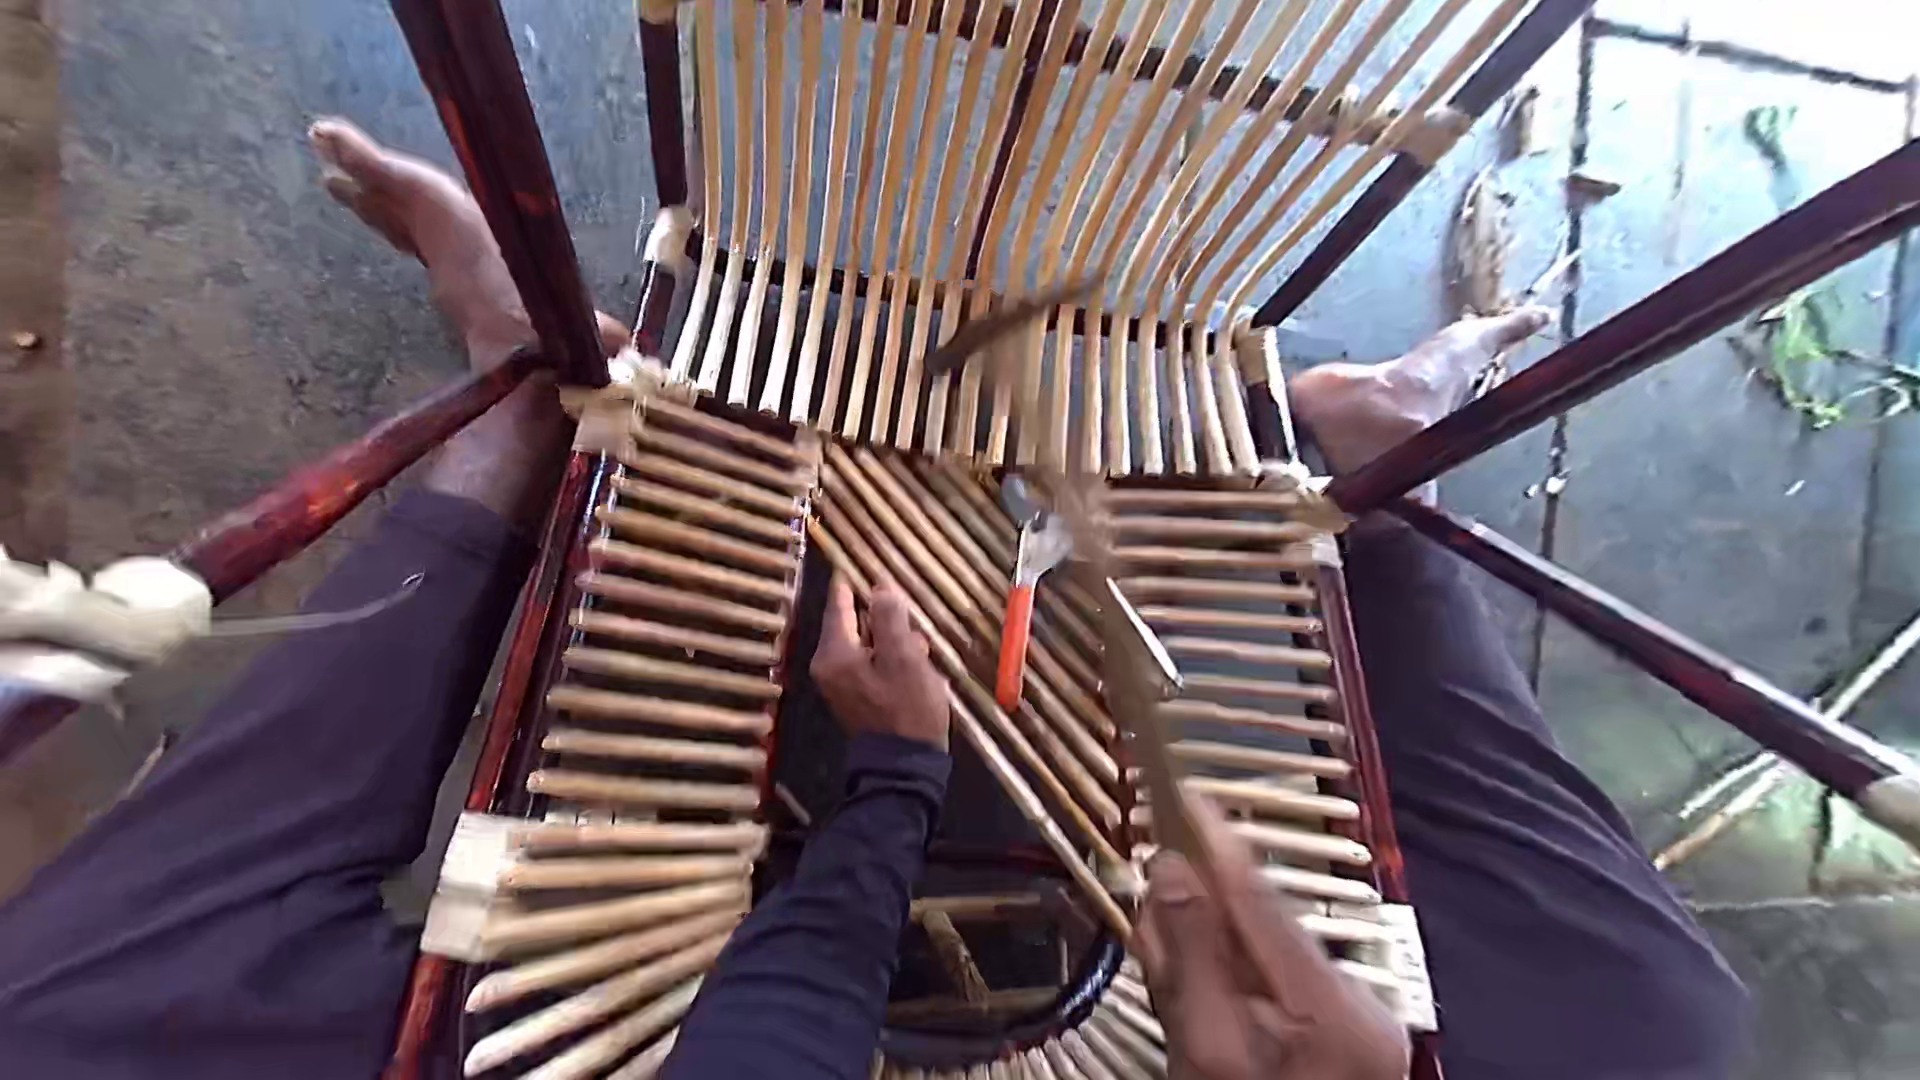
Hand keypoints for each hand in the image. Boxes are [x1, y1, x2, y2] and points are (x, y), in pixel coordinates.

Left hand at [811, 575, 949, 749]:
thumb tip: (880, 587)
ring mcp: (842, 682)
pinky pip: (872, 661)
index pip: (840, 602)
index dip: (854, 580)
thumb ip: (890, 617)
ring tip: (920, 647)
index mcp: (835, 653)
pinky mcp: (857, 695)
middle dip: (884, 615)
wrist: (905, 768)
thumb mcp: (904, 656)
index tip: (865, 559)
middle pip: (855, 621)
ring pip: (868, 641)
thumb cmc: (907, 709)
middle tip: (910, 615)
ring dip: (893, 638)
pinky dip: (892, 656)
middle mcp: (830, 665)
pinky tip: (917, 665)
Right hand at [1137, 797, 1408, 1079]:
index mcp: (1328, 1003)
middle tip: (1151, 934)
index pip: (1256, 891)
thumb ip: (1187, 951)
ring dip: (1197, 940)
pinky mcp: (1328, 1020)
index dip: (1211, 835)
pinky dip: (1215, 967)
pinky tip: (1194, 995)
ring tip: (1170, 980)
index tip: (1176, 790)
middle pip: (1250, 912)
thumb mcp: (1206, 1050)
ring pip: (1250, 937)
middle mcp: (1347, 993)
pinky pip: (1257, 967)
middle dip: (1190, 906)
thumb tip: (1168, 864)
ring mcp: (1344, 1009)